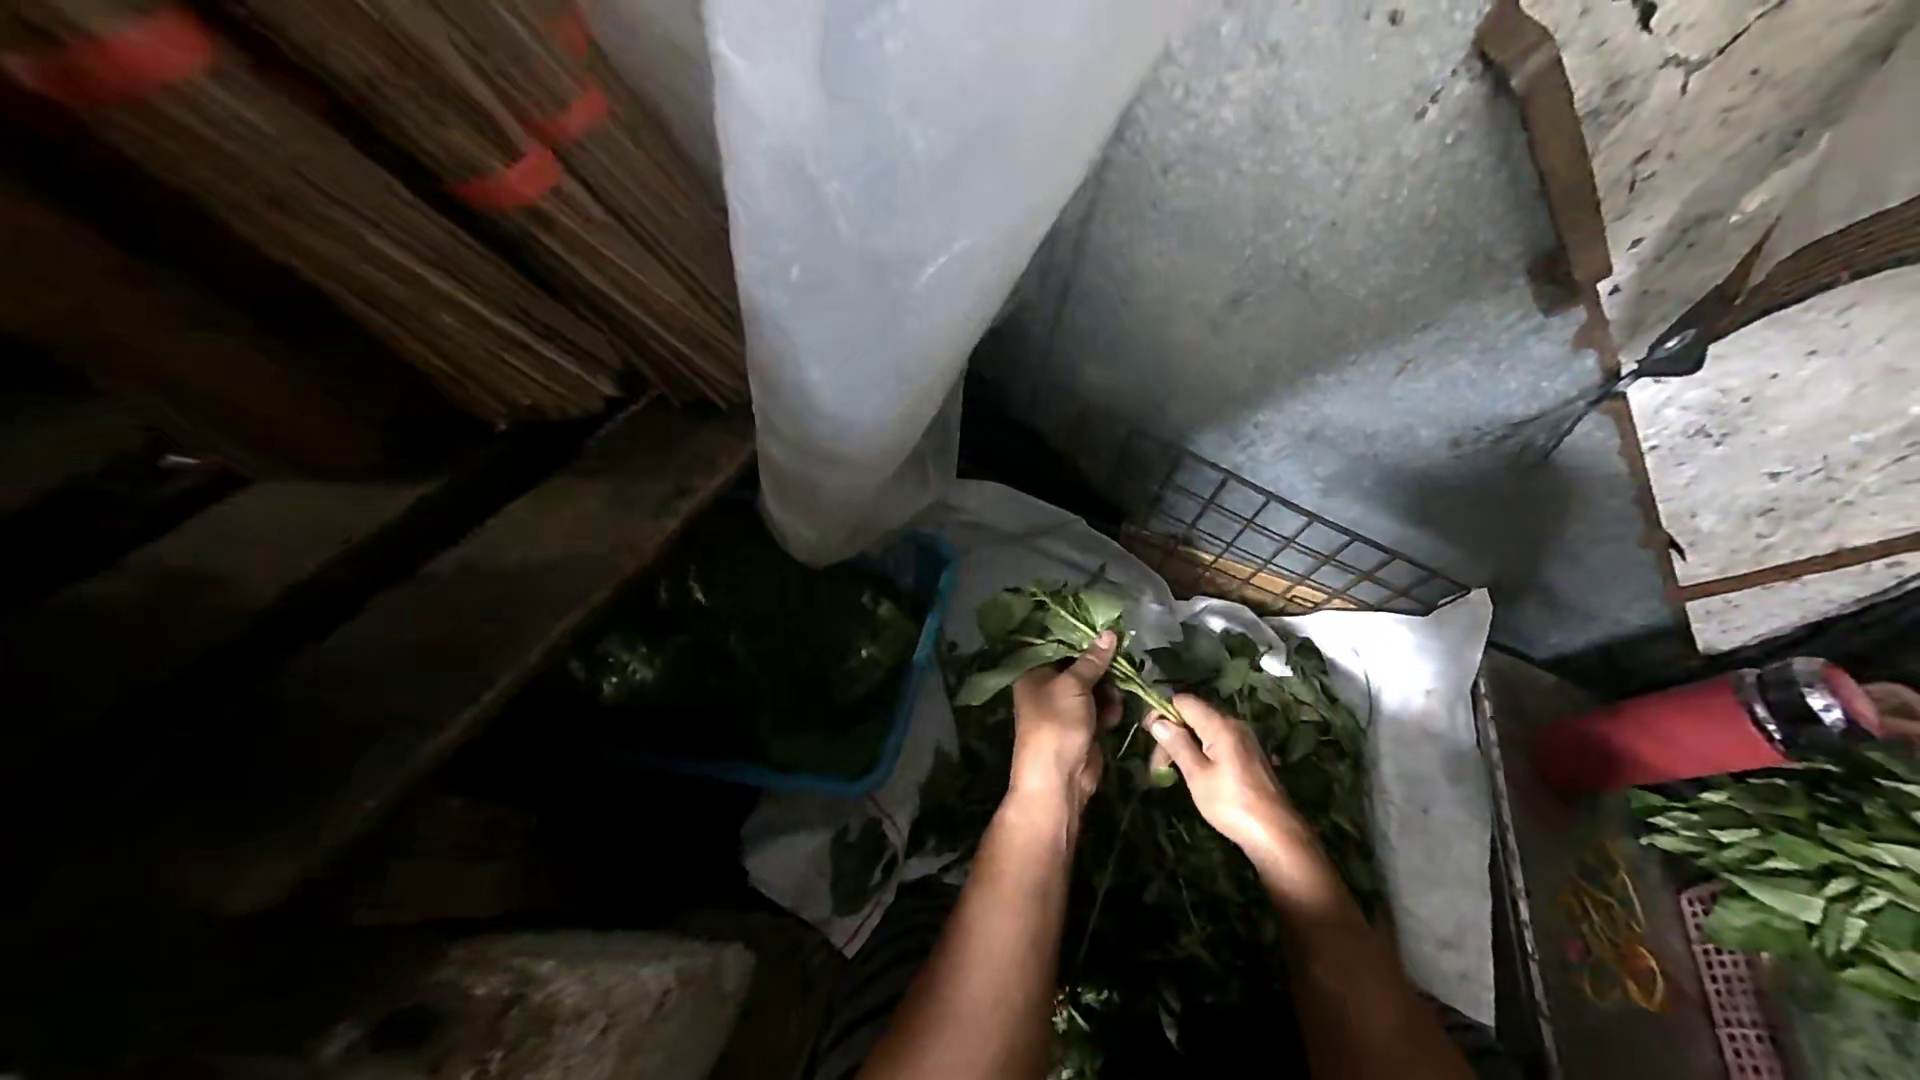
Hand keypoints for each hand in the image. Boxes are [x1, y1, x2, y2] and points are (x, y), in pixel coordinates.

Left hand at [1007, 631, 1119, 812]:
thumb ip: (1093, 660)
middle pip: (1080, 667)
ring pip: (1095, 687)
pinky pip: (1101, 708)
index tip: (1109, 627)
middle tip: (1124, 658)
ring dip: (1108, 690)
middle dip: (1102, 666)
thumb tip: (1109, 632)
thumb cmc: (1057, 723)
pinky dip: (1109, 710)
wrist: (1059, 777)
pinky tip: (1113, 715)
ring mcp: (1066, 708)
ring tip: (1115, 695)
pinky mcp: (1083, 726)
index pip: (1059, 646)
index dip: (1082, 638)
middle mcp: (1048, 688)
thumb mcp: (1074, 685)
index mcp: (1034, 673)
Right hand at [1146, 694, 1319, 870]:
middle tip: (1158, 763)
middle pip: (1194, 714)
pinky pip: (1218, 741)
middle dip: (1172, 731)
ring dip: (1185, 742)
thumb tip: (1157, 721)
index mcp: (1221, 726)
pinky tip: (1195, 770)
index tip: (1149, 735)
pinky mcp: (1249, 754)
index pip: (1183, 701)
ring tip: (1172, 769)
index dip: (1162, 712)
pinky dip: (1201, 749)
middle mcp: (1234, 725)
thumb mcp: (1197, 775)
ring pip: (1205, 729)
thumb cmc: (1232, 804)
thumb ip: (1177, 744)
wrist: (1277, 835)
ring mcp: (1245, 739)